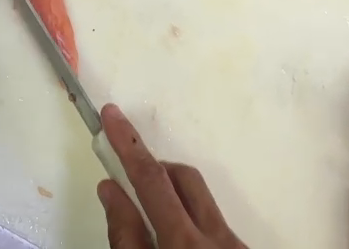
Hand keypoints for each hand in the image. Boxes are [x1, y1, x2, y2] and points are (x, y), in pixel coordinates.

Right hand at [99, 104, 247, 248]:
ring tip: (158, 220)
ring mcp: (238, 244)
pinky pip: (217, 220)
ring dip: (176, 197)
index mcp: (184, 243)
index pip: (151, 179)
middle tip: (132, 184)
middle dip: (156, 168)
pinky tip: (184, 243)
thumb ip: (125, 235)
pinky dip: (194, 220)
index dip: (128, 144)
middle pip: (184, 176)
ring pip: (203, 197)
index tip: (111, 113)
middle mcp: (218, 236)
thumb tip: (111, 188)